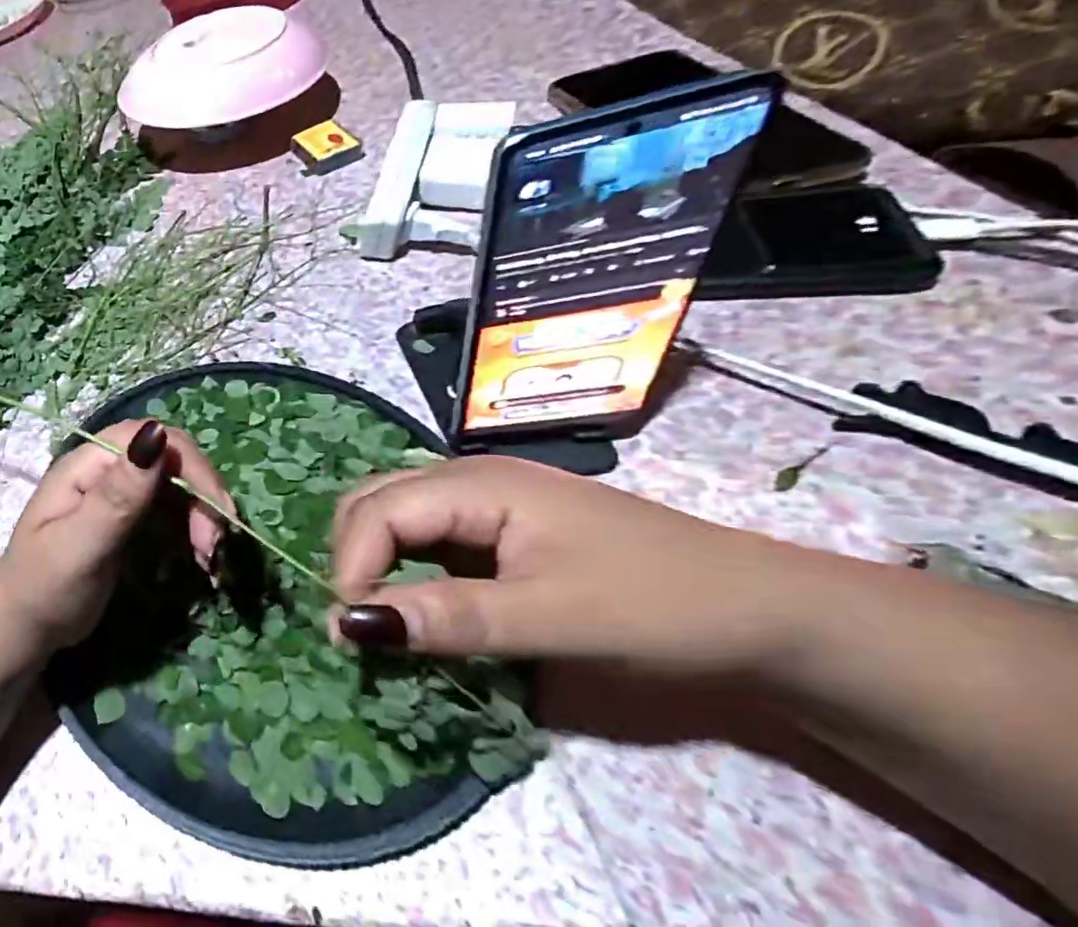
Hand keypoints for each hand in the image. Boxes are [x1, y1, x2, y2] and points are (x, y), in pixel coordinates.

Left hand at [0, 419, 233, 653]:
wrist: (26, 627)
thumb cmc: (45, 587)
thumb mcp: (81, 546)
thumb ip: (117, 496)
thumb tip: (156, 434)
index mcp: (88, 464)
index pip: (151, 437)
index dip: (191, 465)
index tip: (216, 511)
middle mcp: (107, 469)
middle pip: (171, 458)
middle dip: (202, 495)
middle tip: (215, 546)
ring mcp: (119, 492)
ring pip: (177, 485)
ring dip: (202, 516)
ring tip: (210, 559)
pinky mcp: (131, 517)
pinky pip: (173, 509)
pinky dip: (194, 530)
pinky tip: (201, 560)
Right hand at [327, 455, 849, 673]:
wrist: (768, 613)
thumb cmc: (661, 605)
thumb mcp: (552, 617)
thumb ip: (449, 617)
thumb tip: (346, 625)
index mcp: (478, 483)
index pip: (377, 512)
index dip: (351, 567)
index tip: (354, 635)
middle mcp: (470, 480)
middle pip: (373, 502)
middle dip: (352, 558)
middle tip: (360, 626)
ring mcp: (485, 502)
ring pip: (394, 518)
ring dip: (374, 563)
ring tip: (382, 619)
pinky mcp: (499, 529)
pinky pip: (427, 539)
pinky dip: (404, 570)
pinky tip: (419, 605)